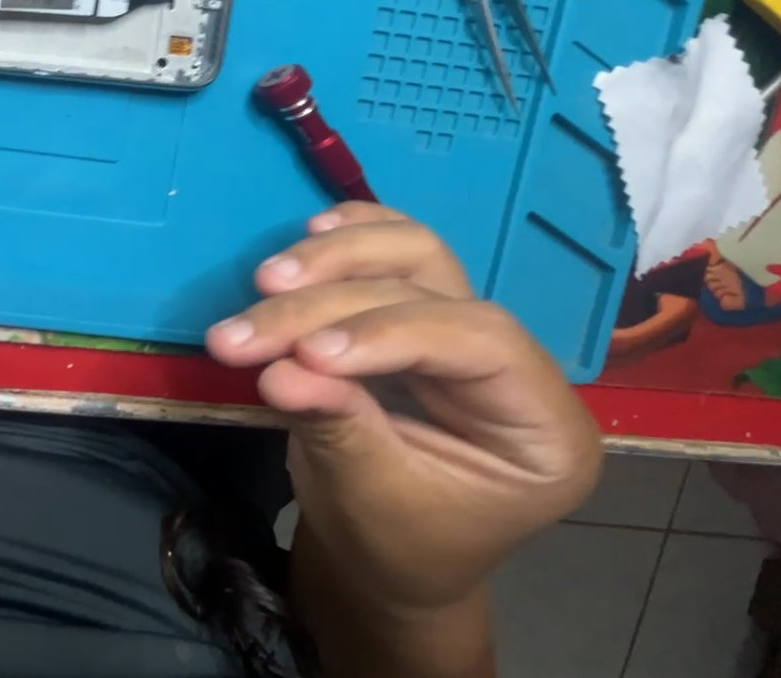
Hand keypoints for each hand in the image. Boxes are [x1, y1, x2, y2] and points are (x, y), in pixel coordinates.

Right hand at [206, 203, 602, 613]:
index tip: (303, 356)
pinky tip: (306, 231)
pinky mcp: (407, 314)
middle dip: (323, 307)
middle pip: (426, 290)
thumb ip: (335, 427)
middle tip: (240, 335)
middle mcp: (510, 366)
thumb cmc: (391, 538)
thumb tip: (277, 373)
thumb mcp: (367, 495)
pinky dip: (346, 238)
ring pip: (411, 253)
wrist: (380, 547)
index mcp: (540, 426)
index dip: (385, 334)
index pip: (476, 343)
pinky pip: (388, 252)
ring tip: (263, 280)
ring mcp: (457, 331)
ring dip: (330, 258)